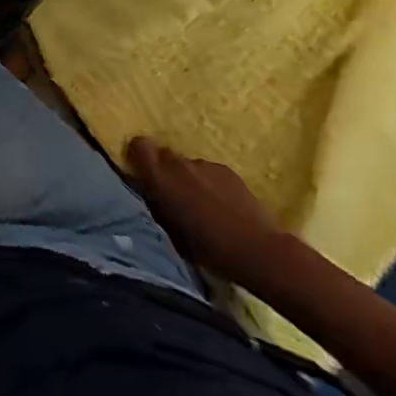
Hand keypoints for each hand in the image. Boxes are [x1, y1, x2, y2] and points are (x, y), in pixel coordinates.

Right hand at [127, 138, 286, 278]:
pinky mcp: (228, 171)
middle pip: (163, 153)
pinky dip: (207, 183)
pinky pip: (208, 172)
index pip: (139, 146)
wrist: (258, 249)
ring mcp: (206, 165)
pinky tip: (219, 205)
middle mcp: (181, 164)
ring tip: (198, 204)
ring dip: (187, 178)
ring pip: (187, 165)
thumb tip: (152, 197)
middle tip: (169, 194)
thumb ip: (158, 207)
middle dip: (162, 169)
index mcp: (163, 178)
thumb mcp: (172, 233)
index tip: (139, 171)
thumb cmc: (208, 248)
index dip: (137, 155)